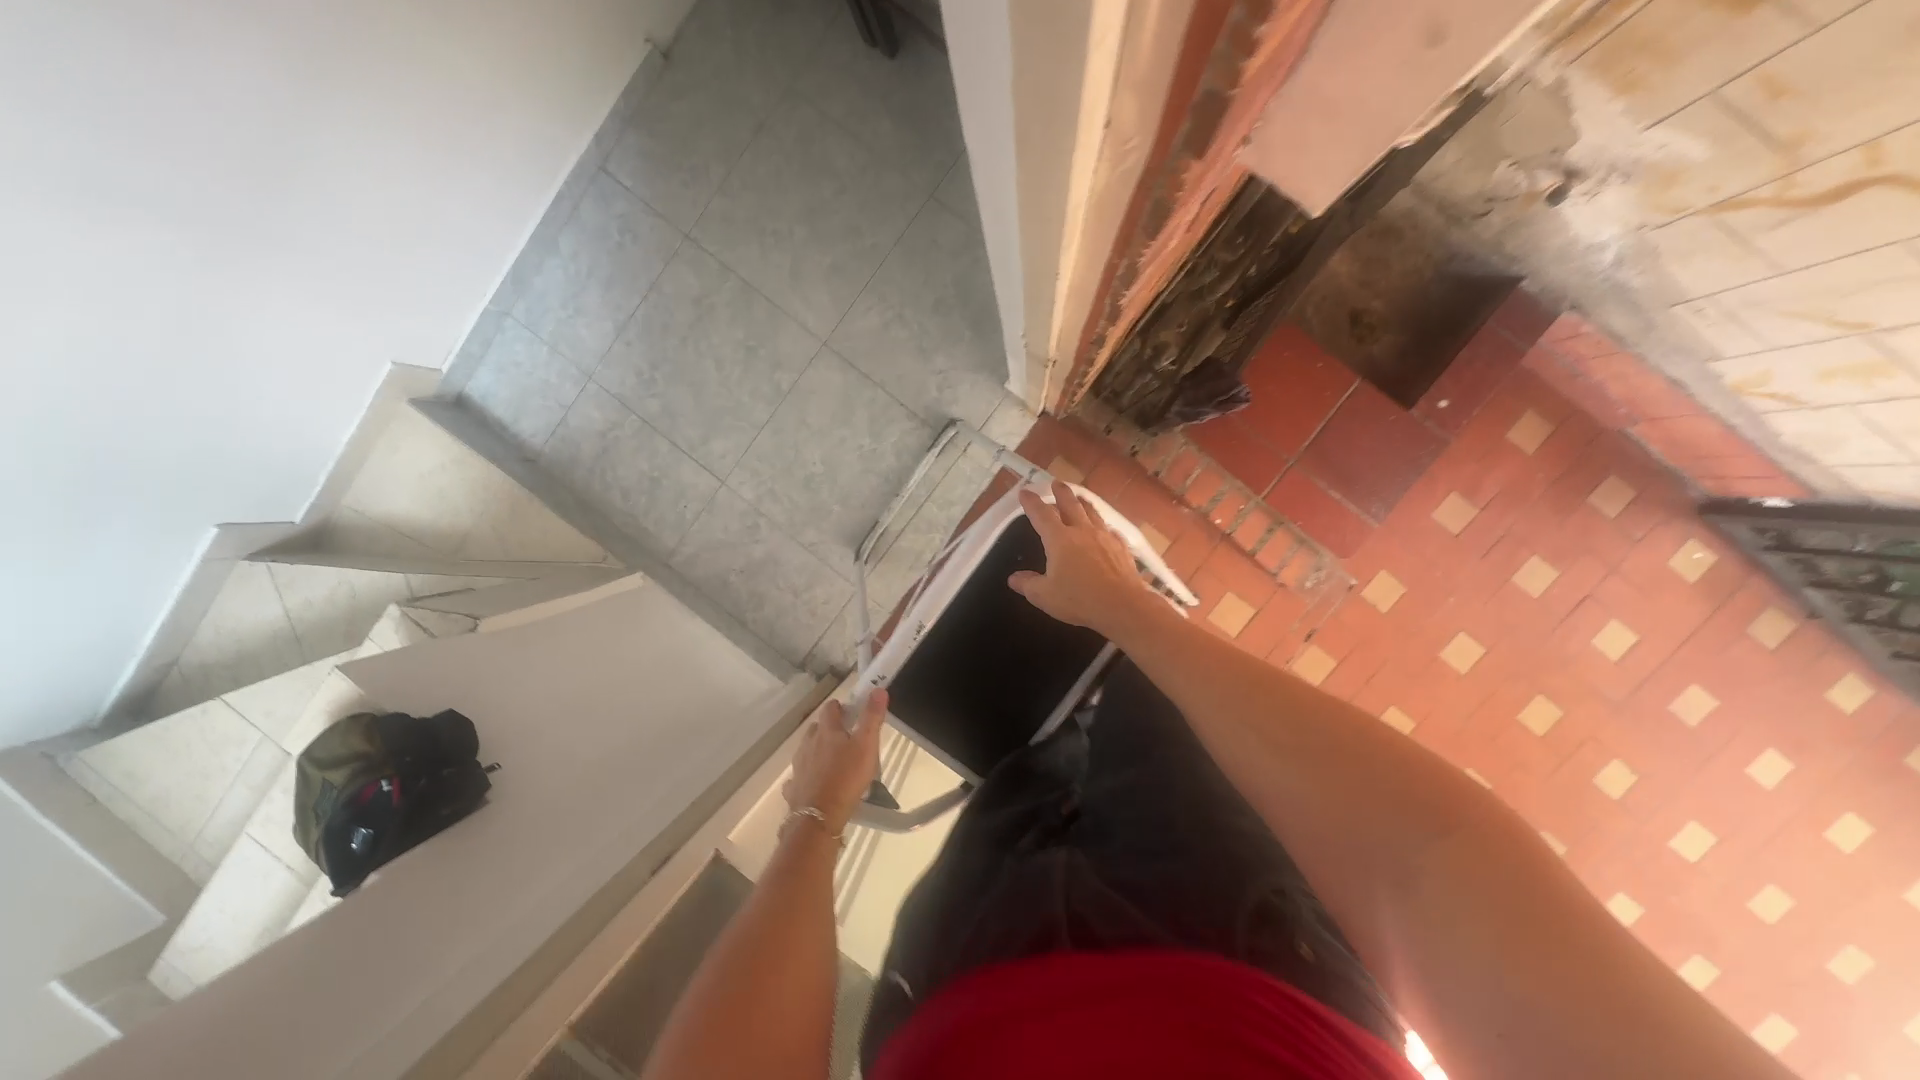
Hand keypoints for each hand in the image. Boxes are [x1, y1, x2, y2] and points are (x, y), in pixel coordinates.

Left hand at [783, 690, 887, 835]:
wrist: (819, 816)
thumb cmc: (846, 778)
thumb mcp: (866, 746)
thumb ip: (872, 717)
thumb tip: (878, 689)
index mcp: (826, 732)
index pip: (830, 709)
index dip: (839, 707)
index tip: (849, 710)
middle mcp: (808, 744)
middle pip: (815, 729)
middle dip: (828, 729)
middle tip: (844, 737)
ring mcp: (798, 766)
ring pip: (806, 751)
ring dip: (816, 751)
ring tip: (831, 760)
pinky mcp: (794, 787)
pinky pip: (799, 776)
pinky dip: (806, 775)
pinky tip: (814, 783)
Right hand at [1008, 481, 1162, 638]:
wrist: (1123, 605)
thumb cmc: (1079, 599)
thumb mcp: (1044, 596)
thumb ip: (1028, 584)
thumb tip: (1014, 578)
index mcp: (1059, 539)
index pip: (1041, 514)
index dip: (1031, 502)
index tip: (1025, 492)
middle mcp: (1082, 531)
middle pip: (1070, 504)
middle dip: (1060, 492)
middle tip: (1056, 483)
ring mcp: (1104, 537)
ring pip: (1092, 512)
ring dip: (1083, 503)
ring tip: (1080, 498)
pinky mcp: (1121, 547)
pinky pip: (1110, 530)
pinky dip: (1103, 525)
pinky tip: (1106, 529)